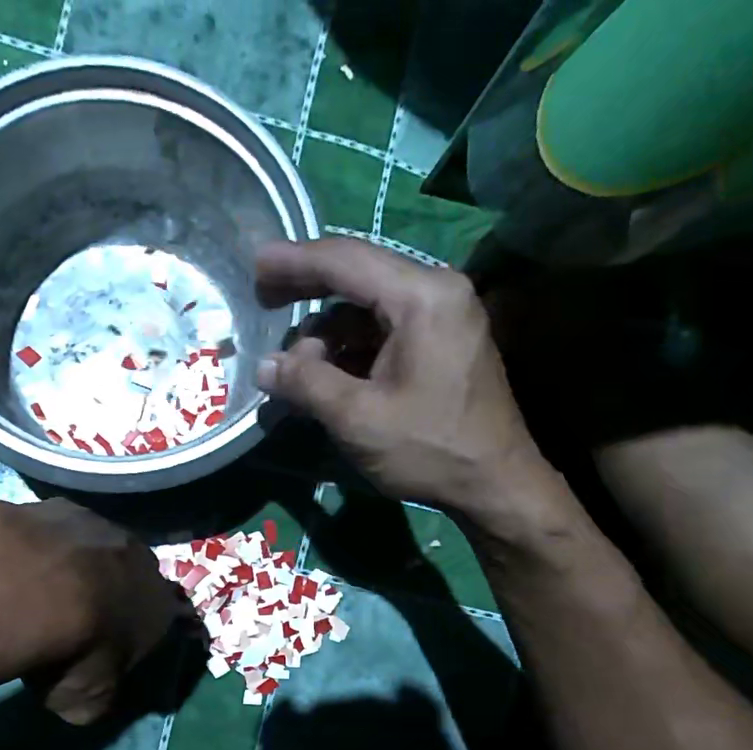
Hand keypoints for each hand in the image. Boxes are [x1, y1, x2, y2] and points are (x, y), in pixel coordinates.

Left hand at [0, 499, 190, 724]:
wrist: (28, 587)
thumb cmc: (73, 651)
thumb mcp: (88, 701)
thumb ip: (98, 694)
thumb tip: (86, 694)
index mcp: (159, 606)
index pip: (161, 620)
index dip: (134, 635)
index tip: (108, 651)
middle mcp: (139, 559)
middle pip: (128, 575)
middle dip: (107, 592)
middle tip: (70, 619)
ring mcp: (99, 525)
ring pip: (90, 547)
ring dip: (71, 564)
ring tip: (31, 592)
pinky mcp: (55, 506)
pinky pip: (49, 531)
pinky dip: (35, 548)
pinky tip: (8, 568)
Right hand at [254, 238, 545, 513]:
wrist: (497, 485)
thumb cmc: (430, 449)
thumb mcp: (357, 418)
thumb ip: (306, 383)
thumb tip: (265, 366)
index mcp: (422, 297)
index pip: (346, 261)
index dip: (295, 262)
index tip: (255, 266)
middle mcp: (440, 292)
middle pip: (360, 276)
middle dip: (309, 291)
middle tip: (265, 300)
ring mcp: (448, 316)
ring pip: (372, 307)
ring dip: (331, 330)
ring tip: (297, 367)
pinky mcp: (447, 341)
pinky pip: (390, 328)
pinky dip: (355, 346)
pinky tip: (330, 373)